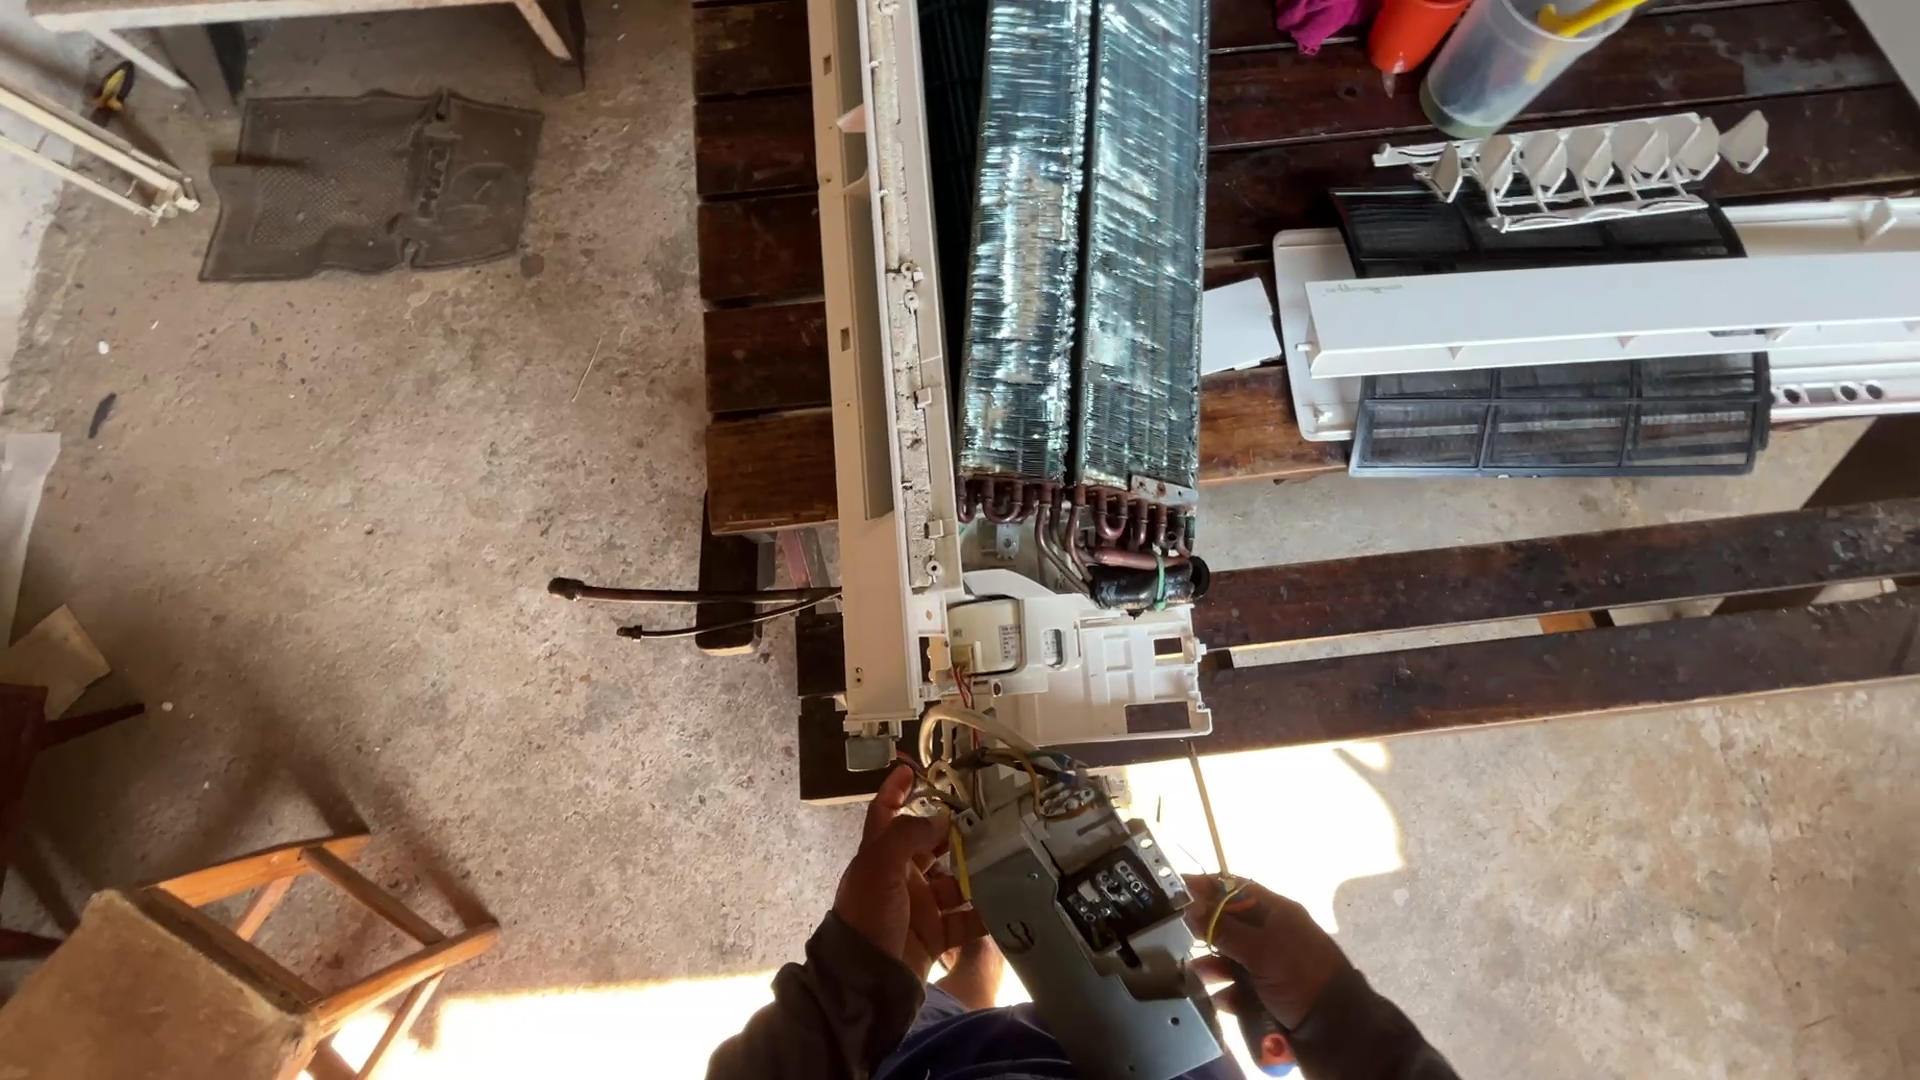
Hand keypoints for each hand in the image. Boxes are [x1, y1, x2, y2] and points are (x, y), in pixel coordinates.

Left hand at [833, 765, 987, 978]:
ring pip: (953, 881)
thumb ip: (908, 835)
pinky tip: (1004, 902)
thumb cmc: (868, 916)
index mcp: (880, 855)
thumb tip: (940, 818)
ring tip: (1003, 862)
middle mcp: (900, 876)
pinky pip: (964, 919)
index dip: (896, 789)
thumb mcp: (880, 867)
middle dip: (954, 834)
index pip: (886, 812)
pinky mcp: (935, 935)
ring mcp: (919, 906)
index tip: (913, 770)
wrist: (866, 984)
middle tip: (986, 821)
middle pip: (930, 846)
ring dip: (974, 873)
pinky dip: (983, 913)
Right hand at [1184, 875, 1350, 1028]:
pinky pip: (1241, 986)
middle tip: (1177, 934)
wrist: (1339, 1032)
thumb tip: (1189, 906)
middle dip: (1205, 931)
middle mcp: (1273, 934)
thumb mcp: (1260, 950)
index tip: (1178, 889)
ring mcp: (1273, 965)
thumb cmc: (1301, 977)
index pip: (1235, 888)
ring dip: (1212, 965)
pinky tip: (1218, 998)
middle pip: (1230, 924)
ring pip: (1233, 957)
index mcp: (1277, 912)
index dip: (1207, 886)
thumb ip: (1222, 928)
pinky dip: (1228, 992)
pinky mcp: (1272, 993)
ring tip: (1193, 974)